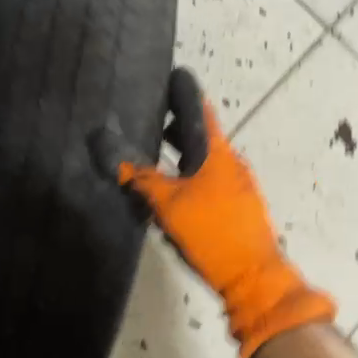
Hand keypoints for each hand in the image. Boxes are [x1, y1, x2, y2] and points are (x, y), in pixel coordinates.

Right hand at [91, 68, 334, 357]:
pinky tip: (168, 192)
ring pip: (203, 160)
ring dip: (179, 155)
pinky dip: (188, 176)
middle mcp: (230, 162)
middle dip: (173, 126)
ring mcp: (238, 186)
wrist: (255, 280)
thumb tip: (102, 141)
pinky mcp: (238, 208)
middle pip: (199, 134)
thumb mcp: (167, 203)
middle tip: (142, 119)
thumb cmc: (212, 232)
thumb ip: (136, 173)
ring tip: (148, 156)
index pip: (199, 108)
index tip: (162, 77)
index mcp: (216, 152)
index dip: (182, 90)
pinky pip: (208, 181)